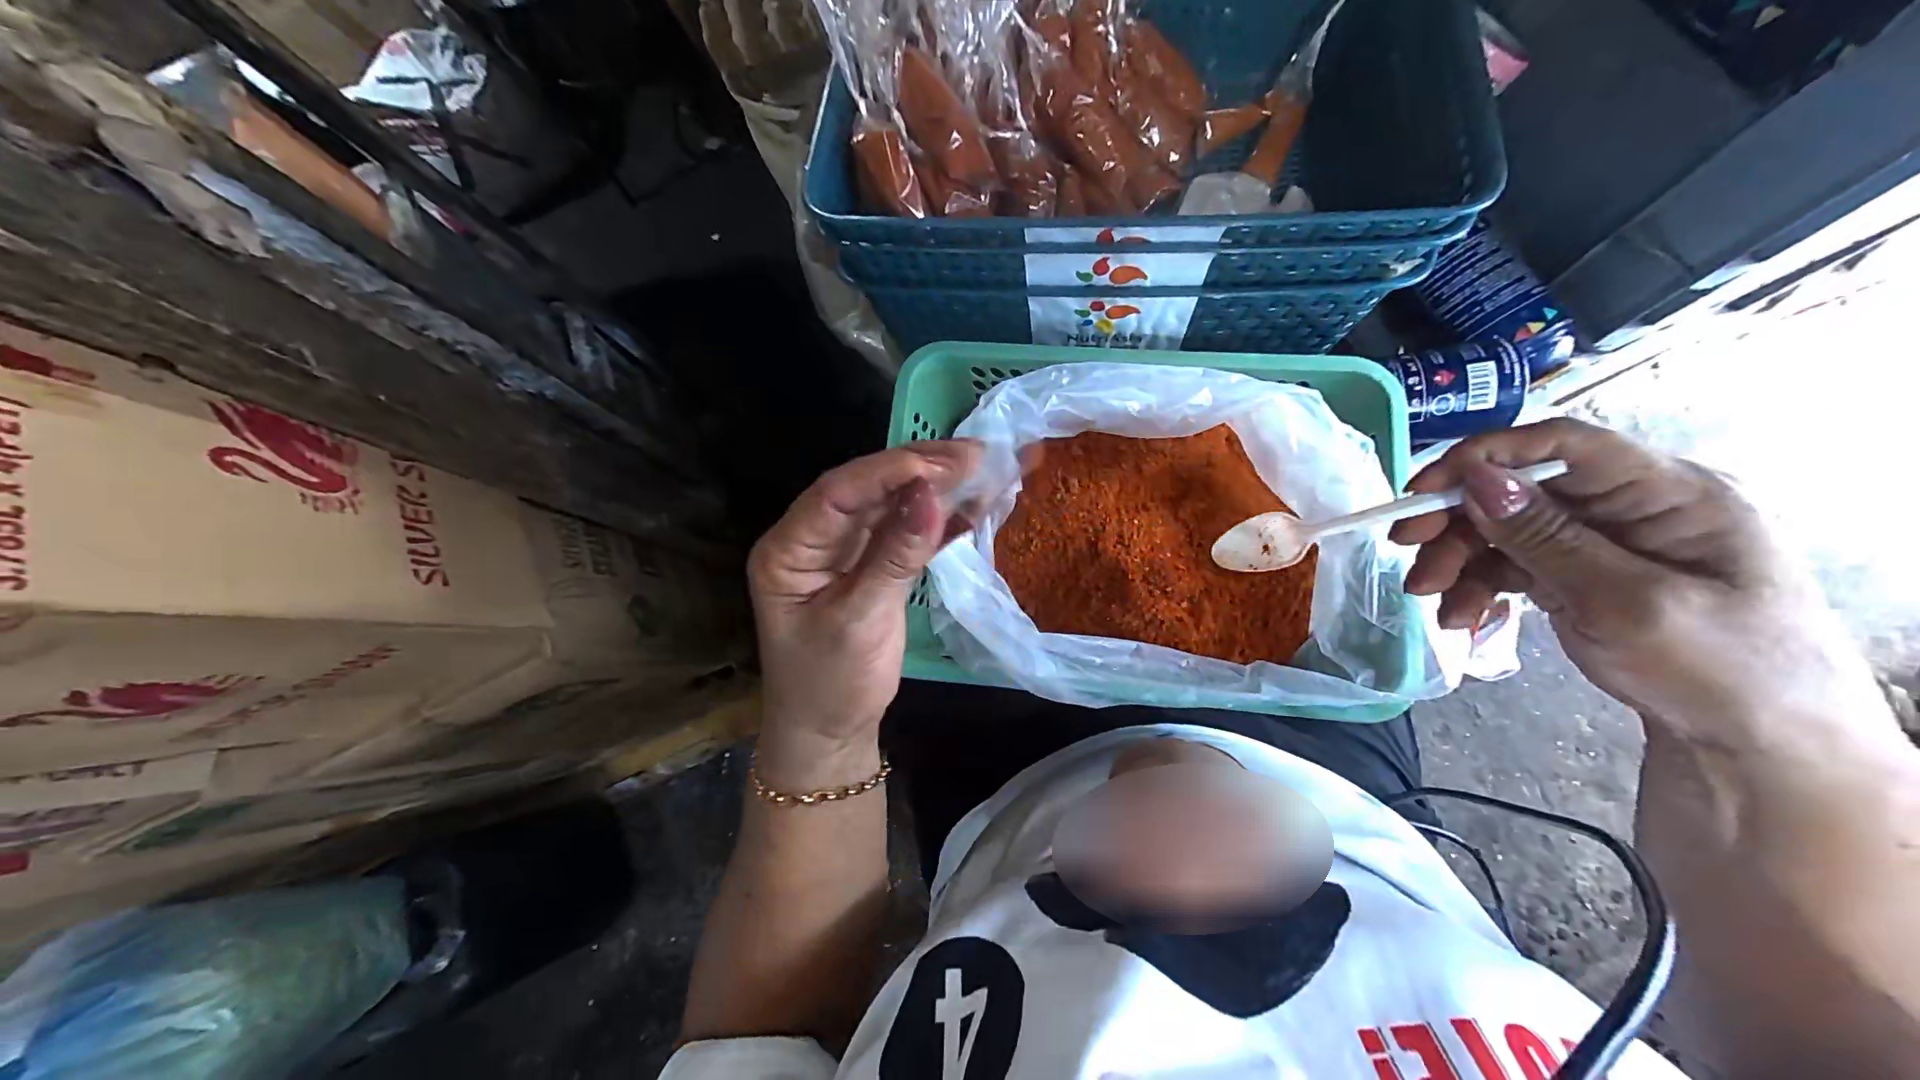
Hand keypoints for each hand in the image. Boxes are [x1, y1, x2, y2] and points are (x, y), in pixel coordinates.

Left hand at [747, 440, 982, 778]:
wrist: (829, 733)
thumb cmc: (830, 684)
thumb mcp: (860, 622)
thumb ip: (895, 556)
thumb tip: (932, 496)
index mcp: (789, 549)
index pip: (837, 493)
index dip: (888, 472)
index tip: (943, 462)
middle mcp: (813, 539)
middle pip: (866, 490)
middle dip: (918, 469)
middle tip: (974, 454)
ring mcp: (844, 551)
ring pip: (890, 505)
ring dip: (935, 487)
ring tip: (983, 468)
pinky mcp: (872, 566)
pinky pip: (904, 532)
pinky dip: (938, 520)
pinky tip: (973, 505)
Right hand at [1390, 419, 1887, 738]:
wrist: (1757, 752)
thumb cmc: (1719, 673)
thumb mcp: (1627, 603)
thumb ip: (1547, 539)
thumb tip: (1478, 479)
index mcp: (1668, 493)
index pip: (1564, 444)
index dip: (1486, 456)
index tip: (1422, 491)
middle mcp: (1629, 509)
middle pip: (1520, 490)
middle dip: (1458, 521)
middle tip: (1405, 550)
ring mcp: (1602, 545)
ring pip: (1505, 530)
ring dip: (1459, 562)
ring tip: (1435, 605)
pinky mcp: (1578, 578)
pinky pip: (1512, 566)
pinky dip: (1479, 588)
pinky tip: (1463, 617)